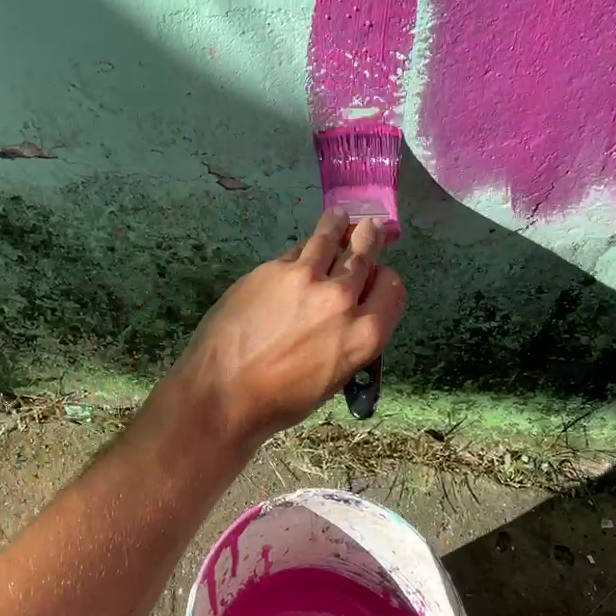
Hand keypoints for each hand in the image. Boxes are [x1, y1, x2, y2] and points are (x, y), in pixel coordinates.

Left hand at [151, 209, 406, 452]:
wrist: (223, 390)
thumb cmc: (280, 399)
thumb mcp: (334, 377)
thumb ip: (350, 337)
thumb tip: (351, 309)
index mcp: (365, 335)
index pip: (392, 288)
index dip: (386, 279)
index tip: (377, 277)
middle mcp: (342, 299)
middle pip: (365, 254)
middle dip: (370, 238)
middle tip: (372, 226)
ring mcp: (307, 278)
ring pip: (331, 238)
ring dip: (338, 225)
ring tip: (340, 216)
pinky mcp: (274, 268)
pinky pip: (298, 250)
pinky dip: (304, 248)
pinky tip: (303, 246)